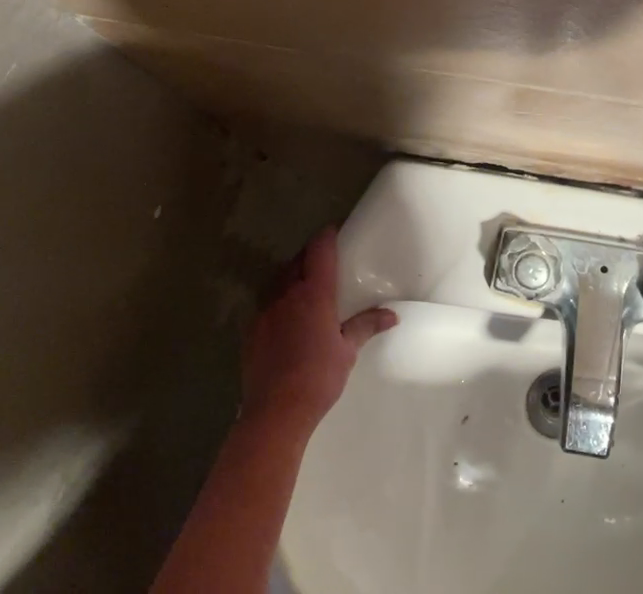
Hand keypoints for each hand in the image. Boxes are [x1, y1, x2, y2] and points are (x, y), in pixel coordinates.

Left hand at [242, 228, 396, 424]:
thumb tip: (390, 315)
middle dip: (310, 255)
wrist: (276, 411)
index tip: (334, 230)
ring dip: (293, 276)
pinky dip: (280, 299)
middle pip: (297, 262)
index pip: (319, 251)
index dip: (326, 237)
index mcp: (313, 294)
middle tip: (325, 259)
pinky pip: (268, 303)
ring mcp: (265, 311)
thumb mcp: (347, 351)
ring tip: (307, 285)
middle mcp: (286, 295)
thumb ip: (365, 326)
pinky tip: (288, 316)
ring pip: (279, 281)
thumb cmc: (319, 377)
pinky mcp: (251, 330)